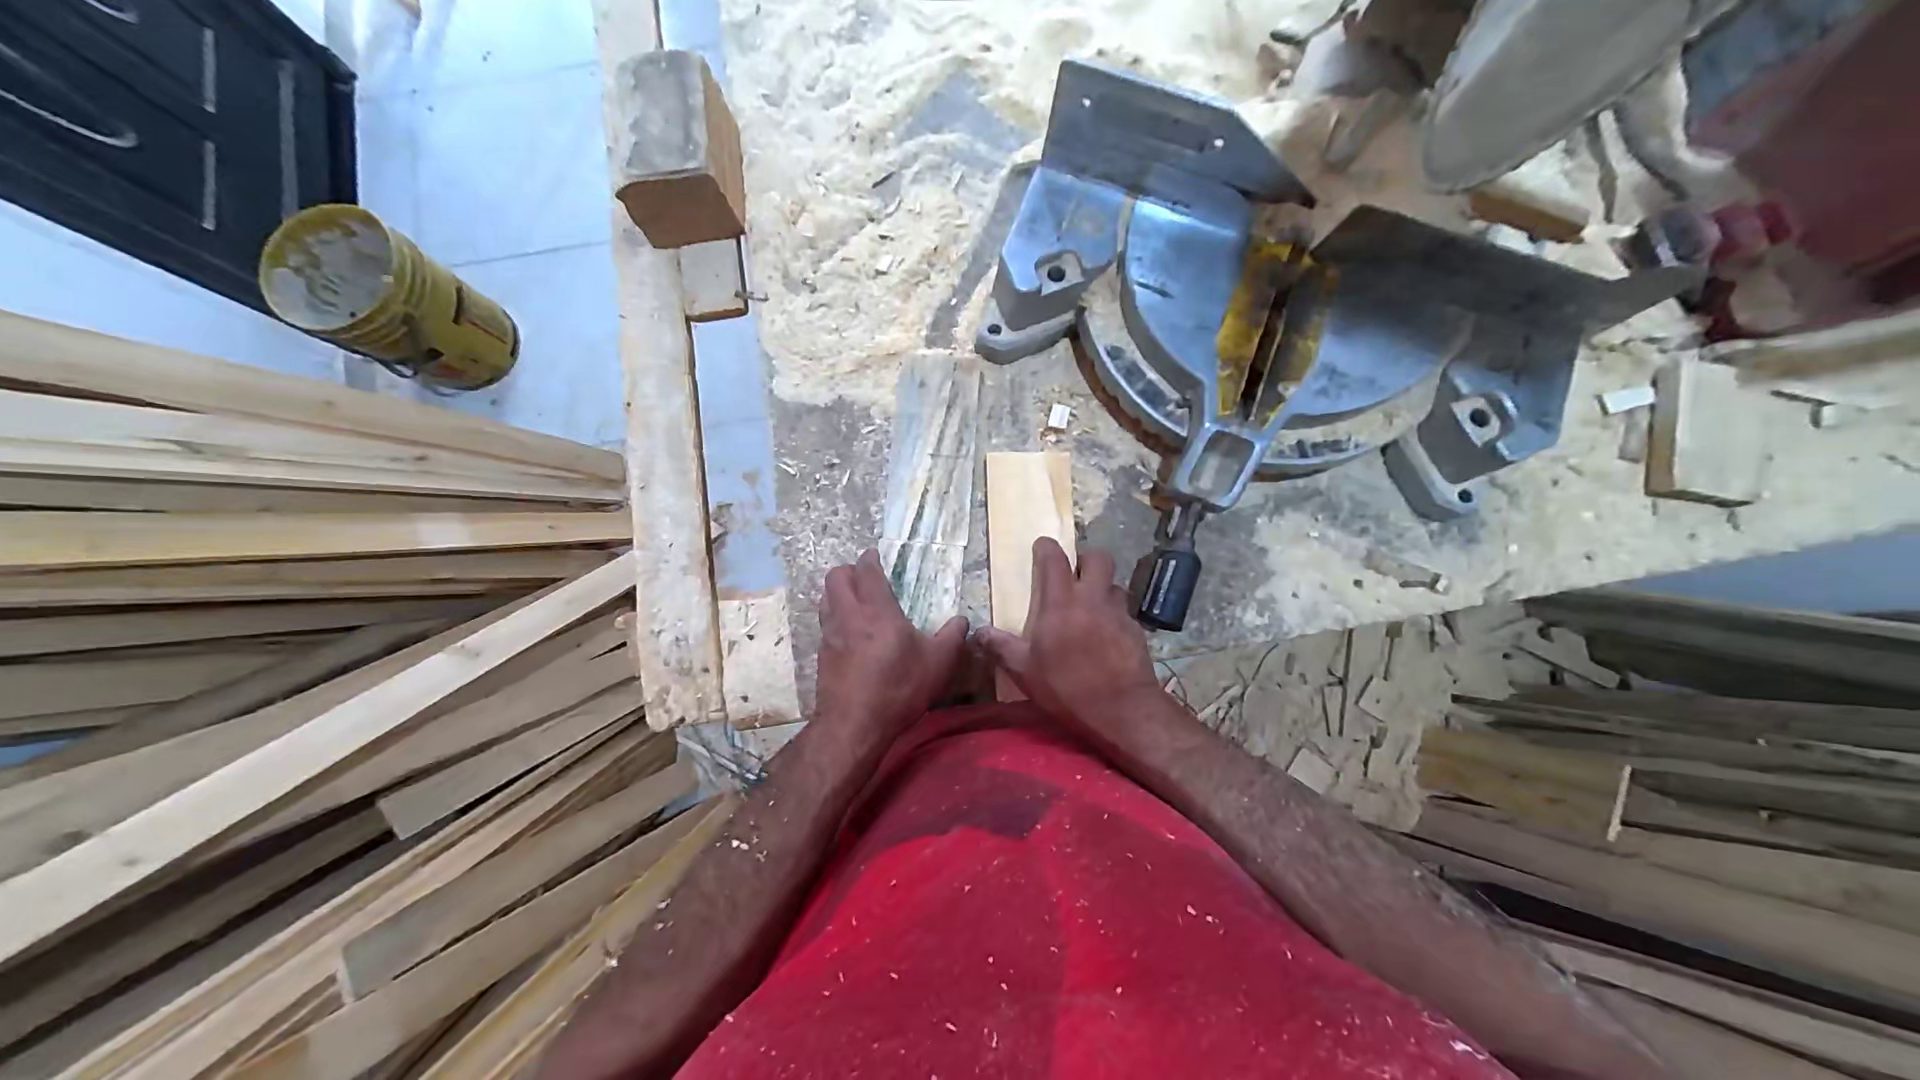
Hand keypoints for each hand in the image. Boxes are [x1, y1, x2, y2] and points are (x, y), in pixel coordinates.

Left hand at [815, 549, 968, 736]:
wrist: (854, 725)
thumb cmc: (898, 689)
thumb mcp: (937, 664)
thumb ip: (952, 637)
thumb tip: (962, 621)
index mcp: (876, 610)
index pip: (866, 570)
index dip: (870, 559)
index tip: (877, 557)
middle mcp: (848, 615)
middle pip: (835, 577)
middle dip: (849, 571)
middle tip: (867, 578)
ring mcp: (830, 635)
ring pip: (826, 598)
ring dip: (839, 593)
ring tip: (858, 602)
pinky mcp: (822, 655)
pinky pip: (825, 624)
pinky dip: (836, 618)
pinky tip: (851, 634)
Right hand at [976, 538, 1161, 723]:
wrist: (1122, 709)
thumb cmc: (1067, 687)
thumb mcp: (1025, 670)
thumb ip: (1001, 647)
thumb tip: (978, 633)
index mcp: (1061, 602)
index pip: (1055, 558)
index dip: (1047, 547)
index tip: (1041, 547)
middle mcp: (1093, 598)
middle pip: (1098, 558)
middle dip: (1085, 559)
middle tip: (1074, 575)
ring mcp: (1119, 612)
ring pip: (1114, 585)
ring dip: (1102, 589)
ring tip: (1091, 608)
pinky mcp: (1136, 630)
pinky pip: (1124, 612)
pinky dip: (1114, 616)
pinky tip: (1106, 637)